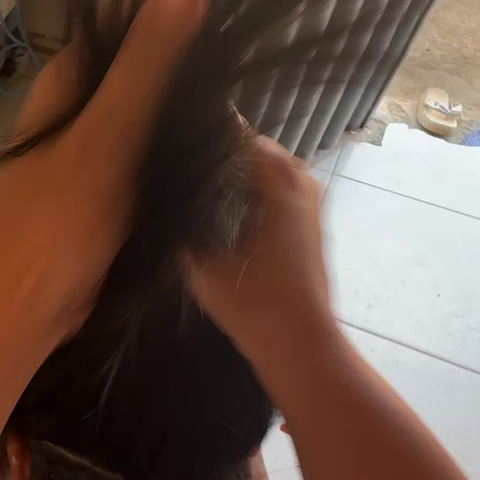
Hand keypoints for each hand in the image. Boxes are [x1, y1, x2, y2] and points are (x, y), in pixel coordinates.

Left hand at [0, 0, 210, 341]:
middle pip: (135, 70)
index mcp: (64, 85)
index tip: (226, 10)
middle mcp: (73, 112)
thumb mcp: (108, 136)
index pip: (119, 23)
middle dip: (183, 65)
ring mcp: (87, 154)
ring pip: (143, 117)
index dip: (168, 9)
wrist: (26, 309)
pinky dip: (171, 153)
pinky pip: (144, 159)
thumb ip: (148, 61)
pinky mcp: (102, 192)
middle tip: (243, 66)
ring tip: (238, 104)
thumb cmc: (57, 223)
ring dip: (180, 112)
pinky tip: (211, 153)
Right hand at [186, 134, 338, 369]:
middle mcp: (301, 182)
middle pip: (256, 151)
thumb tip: (168, 192)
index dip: (207, 137)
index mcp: (279, 181)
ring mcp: (311, 204)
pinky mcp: (310, 226)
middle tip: (182, 168)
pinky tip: (224, 214)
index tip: (176, 142)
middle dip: (222, 156)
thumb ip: (185, 219)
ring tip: (199, 190)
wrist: (297, 343)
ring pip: (268, 172)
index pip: (240, 136)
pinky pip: (278, 192)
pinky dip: (253, 193)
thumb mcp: (201, 258)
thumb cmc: (251, 300)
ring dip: (238, 176)